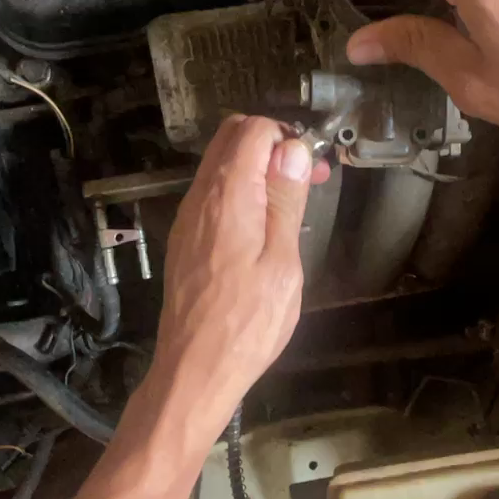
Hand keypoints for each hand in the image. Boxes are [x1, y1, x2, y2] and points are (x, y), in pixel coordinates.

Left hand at [148, 116, 327, 437]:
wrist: (195, 369)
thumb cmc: (248, 323)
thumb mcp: (282, 262)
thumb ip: (286, 201)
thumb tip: (294, 148)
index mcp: (226, 195)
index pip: (252, 130)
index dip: (287, 137)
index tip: (313, 168)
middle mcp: (199, 198)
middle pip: (230, 138)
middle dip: (272, 145)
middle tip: (307, 180)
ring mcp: (187, 219)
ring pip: (220, 166)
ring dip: (257, 170)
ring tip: (291, 208)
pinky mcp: (185, 240)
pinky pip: (213, 196)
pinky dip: (240, 194)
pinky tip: (263, 229)